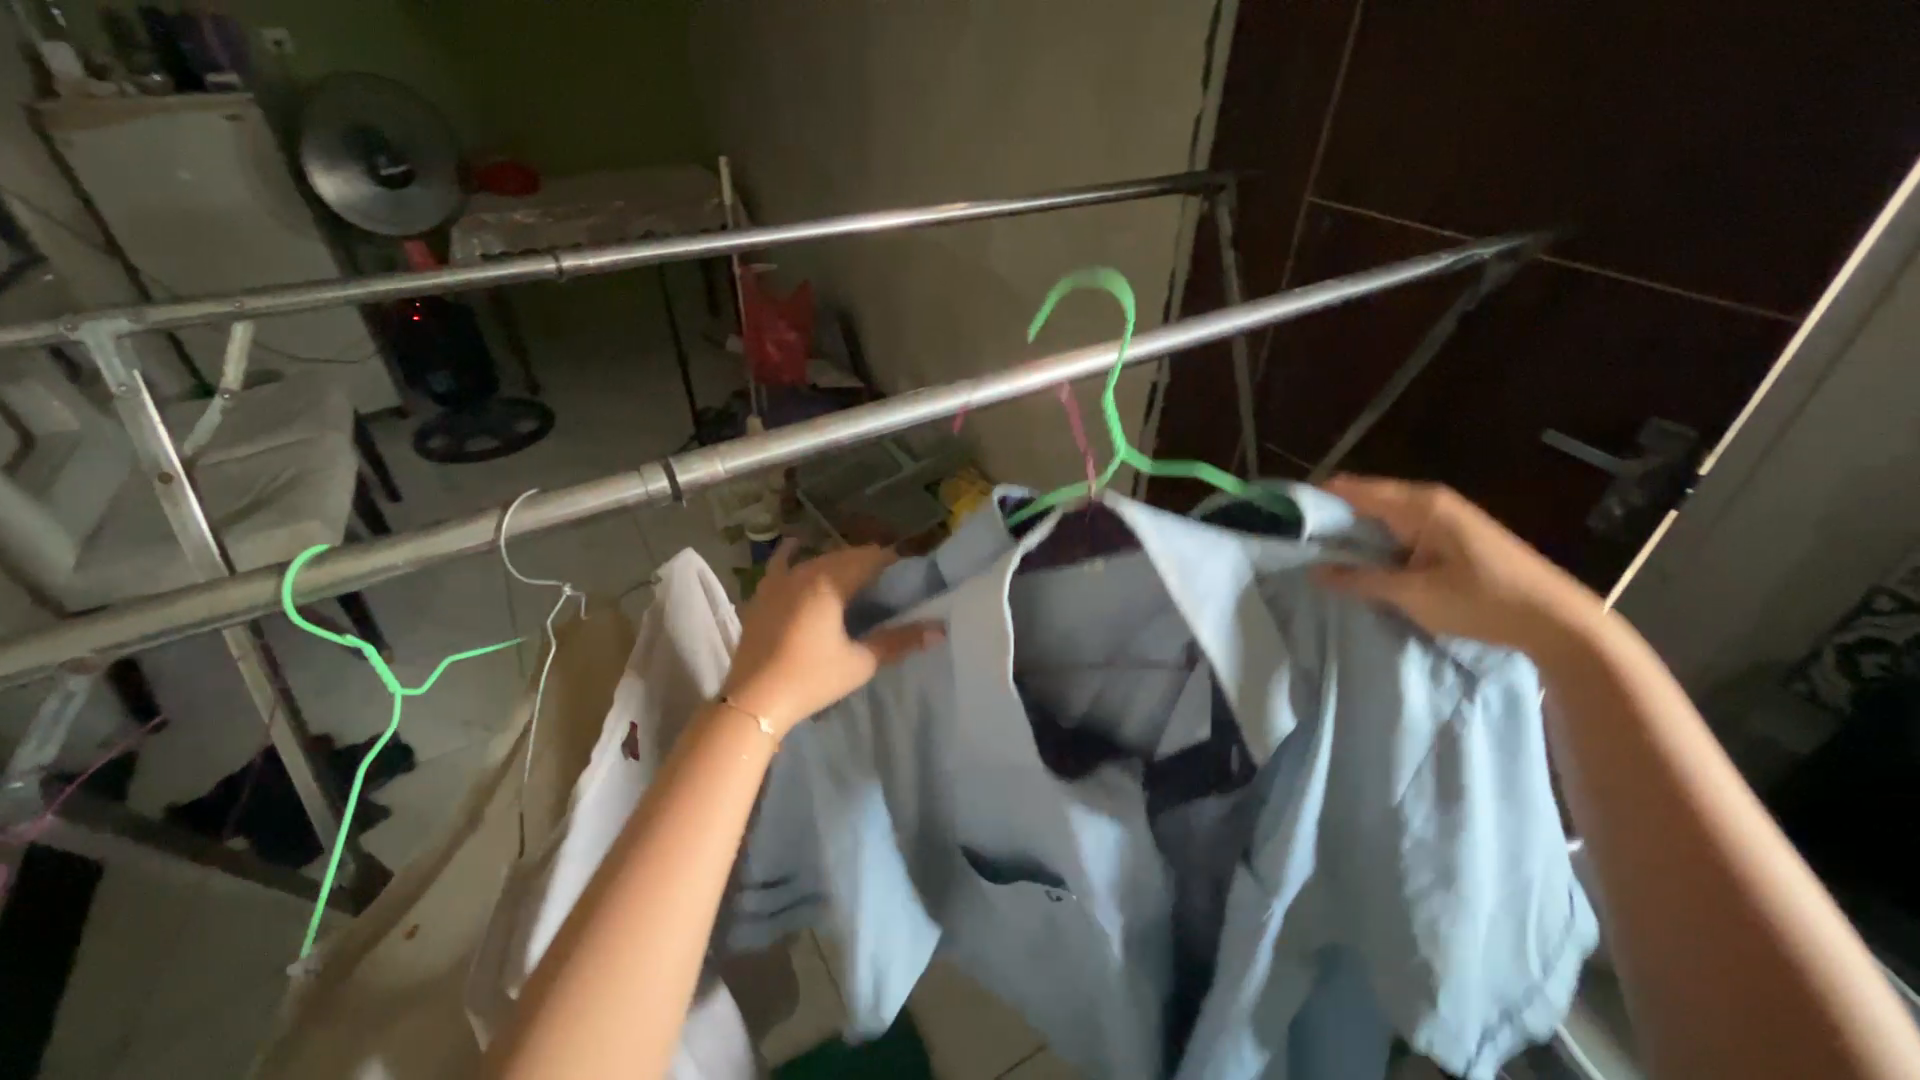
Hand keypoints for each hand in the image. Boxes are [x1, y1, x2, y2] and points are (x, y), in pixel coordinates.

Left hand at [720, 541, 944, 736]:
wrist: (754, 700)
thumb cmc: (811, 678)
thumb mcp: (860, 662)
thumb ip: (898, 641)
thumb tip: (939, 630)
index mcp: (830, 582)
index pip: (870, 558)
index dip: (892, 562)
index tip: (909, 574)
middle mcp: (804, 572)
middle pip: (844, 557)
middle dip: (868, 563)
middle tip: (889, 582)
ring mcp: (779, 581)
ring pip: (816, 561)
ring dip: (838, 564)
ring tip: (856, 579)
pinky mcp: (762, 595)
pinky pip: (781, 565)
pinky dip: (793, 555)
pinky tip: (798, 546)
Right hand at [1315, 474, 1605, 654]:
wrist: (1558, 621)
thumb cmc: (1484, 602)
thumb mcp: (1415, 595)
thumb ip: (1361, 579)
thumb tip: (1315, 570)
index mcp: (1419, 504)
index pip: (1351, 489)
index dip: (1314, 500)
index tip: (1279, 520)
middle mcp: (1429, 500)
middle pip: (1363, 499)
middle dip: (1329, 520)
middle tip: (1293, 545)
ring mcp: (1442, 516)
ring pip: (1380, 517)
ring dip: (1352, 535)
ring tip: (1316, 556)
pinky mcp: (1450, 536)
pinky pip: (1398, 530)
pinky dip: (1375, 544)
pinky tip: (1359, 565)